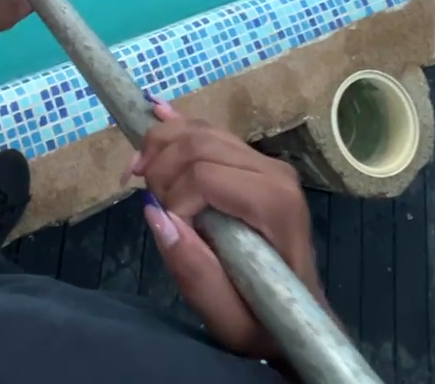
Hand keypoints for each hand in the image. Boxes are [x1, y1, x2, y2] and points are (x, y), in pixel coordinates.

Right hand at [129, 100, 321, 361]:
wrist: (297, 317)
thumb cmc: (265, 321)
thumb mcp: (229, 320)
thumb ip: (194, 271)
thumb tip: (155, 212)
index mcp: (274, 205)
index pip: (204, 174)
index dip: (174, 196)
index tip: (167, 229)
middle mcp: (274, 172)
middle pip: (198, 143)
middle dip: (160, 165)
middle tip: (142, 194)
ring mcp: (266, 162)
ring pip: (201, 131)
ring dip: (161, 143)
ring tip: (137, 170)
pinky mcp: (253, 161)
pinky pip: (210, 131)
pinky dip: (178, 126)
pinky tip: (155, 113)